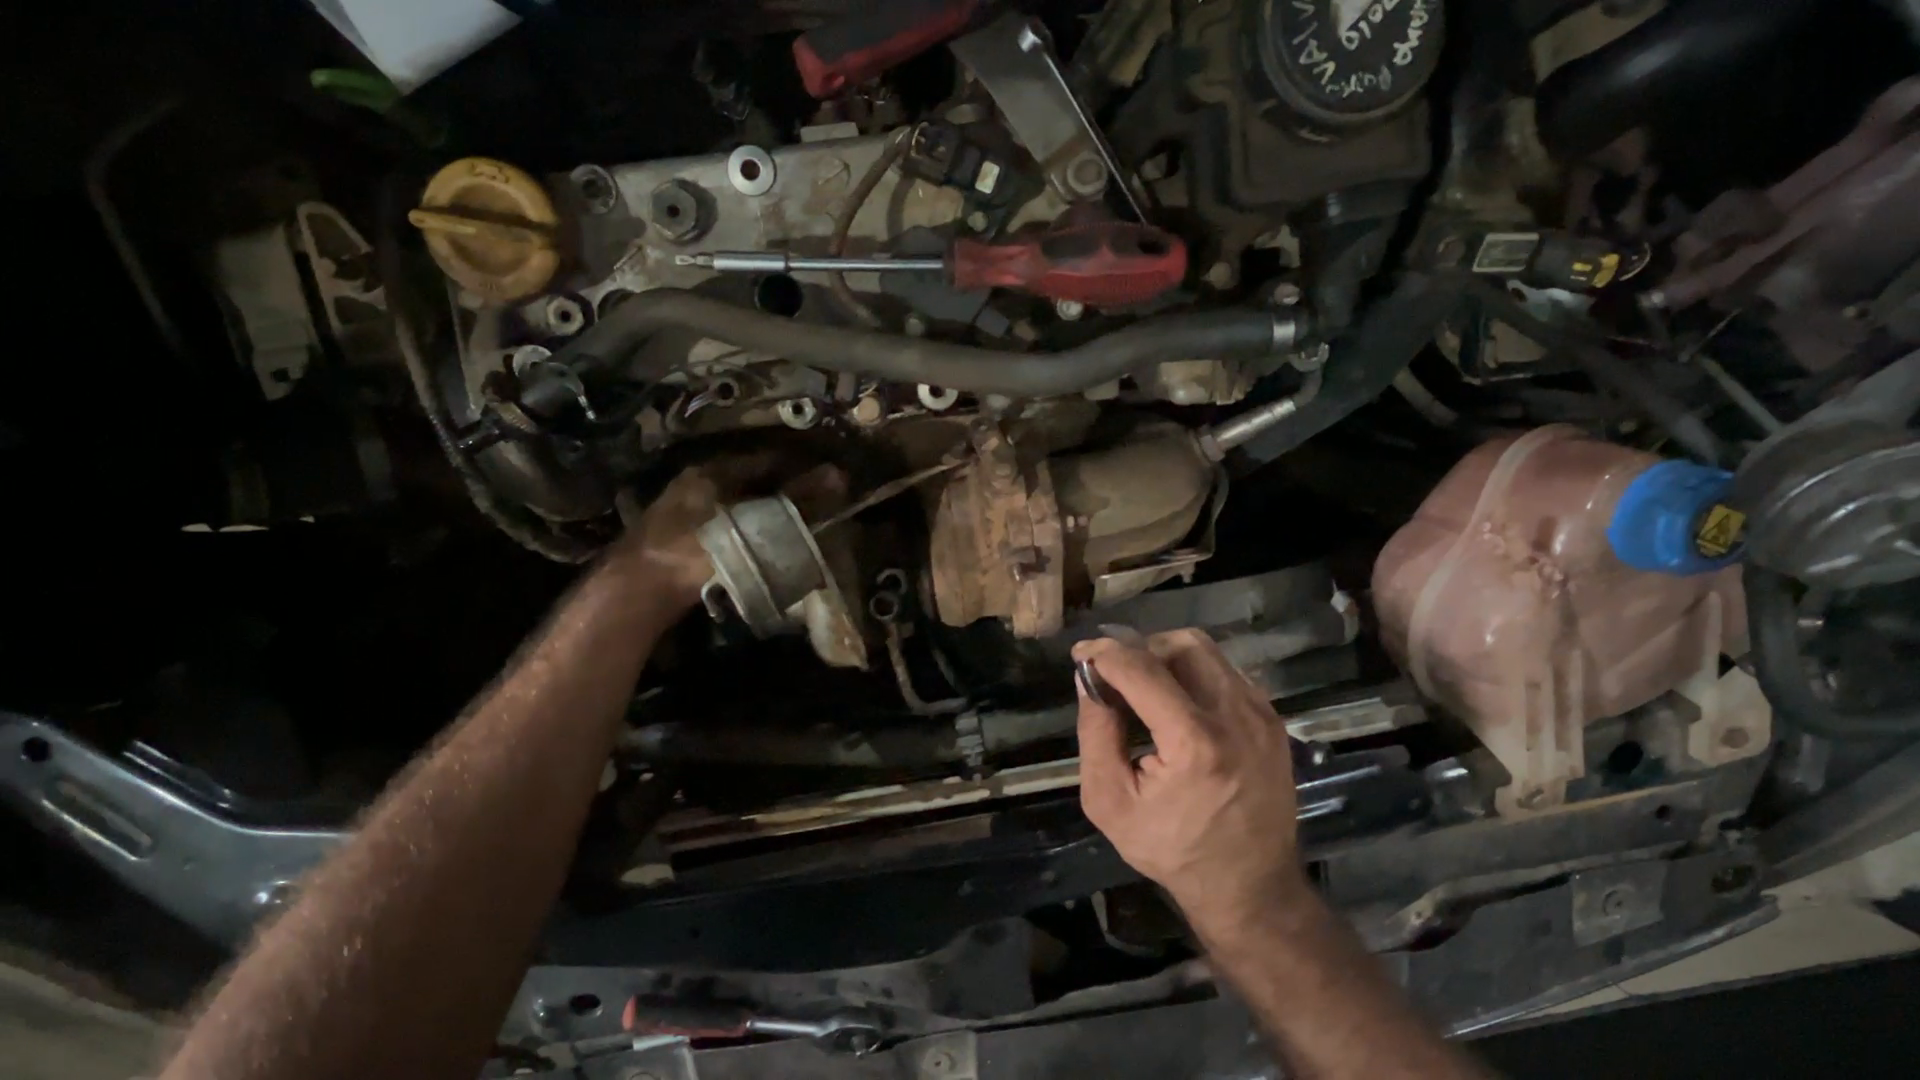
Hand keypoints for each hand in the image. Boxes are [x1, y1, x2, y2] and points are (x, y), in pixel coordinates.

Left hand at [610, 456, 848, 614]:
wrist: (640, 591)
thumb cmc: (701, 549)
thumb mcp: (755, 523)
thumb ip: (796, 501)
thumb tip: (839, 474)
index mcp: (712, 471)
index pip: (765, 459)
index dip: (798, 469)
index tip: (825, 484)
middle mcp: (694, 485)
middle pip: (749, 485)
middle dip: (781, 496)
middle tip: (813, 512)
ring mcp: (682, 515)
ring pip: (735, 509)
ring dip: (763, 520)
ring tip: (793, 534)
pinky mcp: (678, 543)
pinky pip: (723, 532)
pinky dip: (745, 538)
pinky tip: (761, 554)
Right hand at [1074, 629, 1310, 933]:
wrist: (1250, 885)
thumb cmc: (1173, 850)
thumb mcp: (1110, 802)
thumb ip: (1095, 733)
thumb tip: (1089, 678)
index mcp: (1195, 743)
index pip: (1142, 668)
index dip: (1105, 653)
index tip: (1081, 654)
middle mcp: (1235, 716)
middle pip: (1181, 645)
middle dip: (1139, 649)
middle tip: (1115, 674)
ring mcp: (1261, 715)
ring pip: (1207, 652)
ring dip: (1167, 657)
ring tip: (1143, 686)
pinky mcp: (1272, 719)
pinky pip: (1226, 672)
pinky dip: (1194, 674)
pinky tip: (1176, 703)